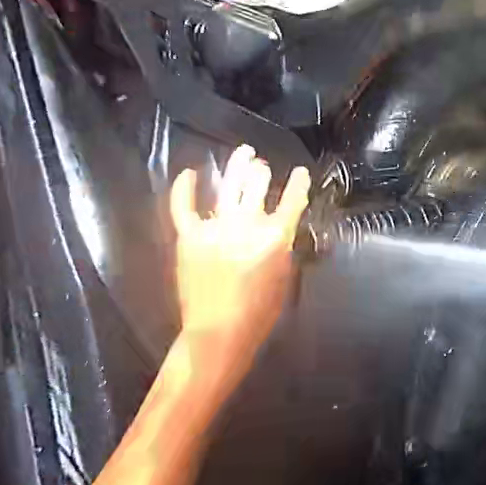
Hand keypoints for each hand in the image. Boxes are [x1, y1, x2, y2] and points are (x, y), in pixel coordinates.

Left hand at [165, 145, 309, 401]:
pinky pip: (184, 206)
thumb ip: (283, 247)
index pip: (293, 200)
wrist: (219, 331)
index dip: (299, 183)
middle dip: (262, 173)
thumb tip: (280, 230)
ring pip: (229, 187)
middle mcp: (247, 225)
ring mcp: (216, 228)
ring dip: (238, 167)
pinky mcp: (189, 236)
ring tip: (244, 153)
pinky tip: (190, 174)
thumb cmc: (260, 311)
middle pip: (257, 186)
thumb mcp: (285, 276)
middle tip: (262, 166)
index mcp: (276, 236)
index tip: (301, 173)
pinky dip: (185, 188)